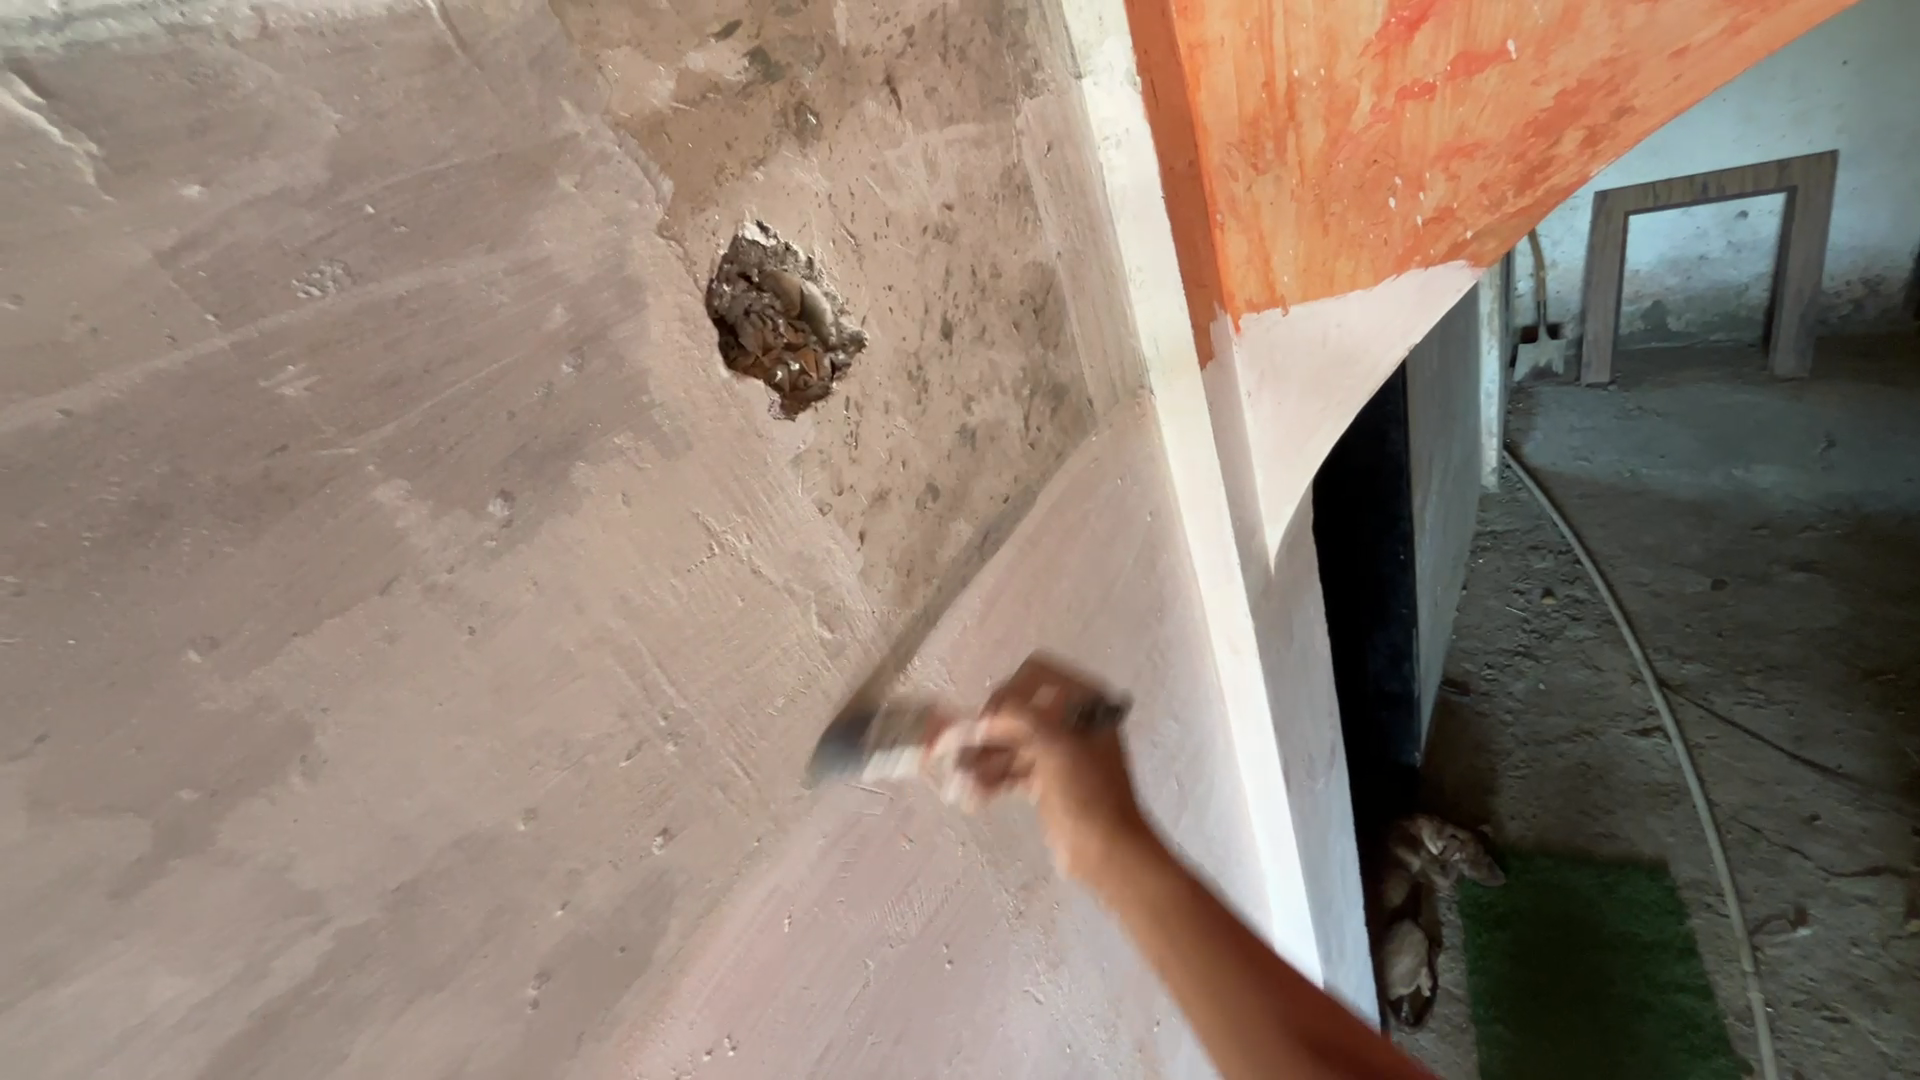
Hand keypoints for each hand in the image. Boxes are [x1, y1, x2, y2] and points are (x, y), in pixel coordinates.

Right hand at [957, 657, 1163, 886]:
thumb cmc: (1089, 793)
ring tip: (959, 780)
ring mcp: (1058, 751)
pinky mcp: (1046, 780)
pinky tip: (972, 793)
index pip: (1035, 675)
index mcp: (1083, 700)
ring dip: (982, 757)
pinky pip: (1011, 769)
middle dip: (985, 730)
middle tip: (953, 747)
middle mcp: (1071, 719)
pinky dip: (991, 778)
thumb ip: (1017, 717)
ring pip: (1010, 742)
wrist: (1109, 853)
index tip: (988, 720)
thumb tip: (984, 717)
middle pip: (1017, 711)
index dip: (1007, 693)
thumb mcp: (1056, 745)